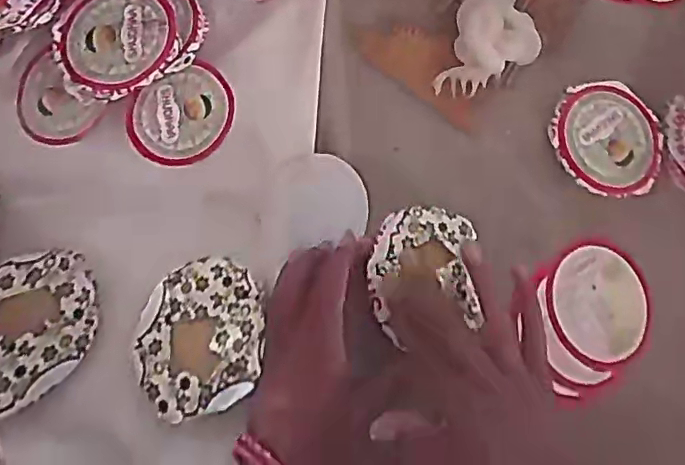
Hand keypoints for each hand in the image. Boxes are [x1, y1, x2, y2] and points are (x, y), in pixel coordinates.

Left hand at [251, 239, 394, 464]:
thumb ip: (392, 379)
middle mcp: (293, 332)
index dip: (344, 259)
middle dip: (322, 256)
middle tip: (342, 244)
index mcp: (318, 337)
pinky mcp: (268, 355)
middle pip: (302, 278)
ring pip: (284, 289)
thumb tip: (417, 356)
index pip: (329, 284)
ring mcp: (276, 342)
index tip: (359, 242)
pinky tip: (296, 289)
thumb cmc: (323, 436)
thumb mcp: (364, 408)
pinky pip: (276, 305)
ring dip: (301, 267)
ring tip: (316, 253)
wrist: (277, 463)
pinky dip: (288, 286)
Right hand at [385, 246, 566, 464]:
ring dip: (483, 283)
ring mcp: (517, 372)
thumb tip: (376, 422)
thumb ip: (412, 438)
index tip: (390, 294)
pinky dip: (528, 302)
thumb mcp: (443, 460)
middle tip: (414, 264)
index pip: (424, 354)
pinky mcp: (541, 375)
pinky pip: (535, 335)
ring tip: (470, 246)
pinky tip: (520, 271)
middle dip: (431, 297)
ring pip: (496, 320)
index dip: (405, 323)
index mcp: (461, 400)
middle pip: (454, 329)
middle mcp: (487, 377)